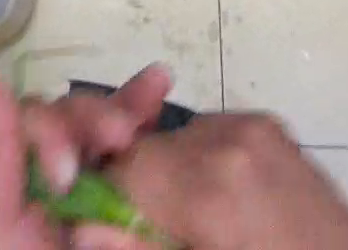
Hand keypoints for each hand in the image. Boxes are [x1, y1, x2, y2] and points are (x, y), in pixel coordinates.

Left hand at [0, 66, 173, 249]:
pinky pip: (143, 146)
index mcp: (18, 177)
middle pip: (77, 118)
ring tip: (154, 91)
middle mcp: (57, 173)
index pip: (35, 123)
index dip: (53, 131)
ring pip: (113, 123)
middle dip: (97, 117)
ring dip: (130, 103)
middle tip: (119, 136)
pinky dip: (148, 108)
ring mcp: (98, 185)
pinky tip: (160, 82)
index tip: (65, 172)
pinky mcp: (132, 197)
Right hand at [104, 114, 347, 249]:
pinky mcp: (264, 120)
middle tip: (161, 226)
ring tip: (198, 215)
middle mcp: (228, 141)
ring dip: (172, 171)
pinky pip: (208, 131)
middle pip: (147, 147)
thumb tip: (82, 227)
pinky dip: (202, 159)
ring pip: (176, 137)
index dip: (108, 193)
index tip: (112, 223)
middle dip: (141, 185)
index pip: (124, 165)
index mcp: (210, 190)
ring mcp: (250, 124)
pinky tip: (222, 196)